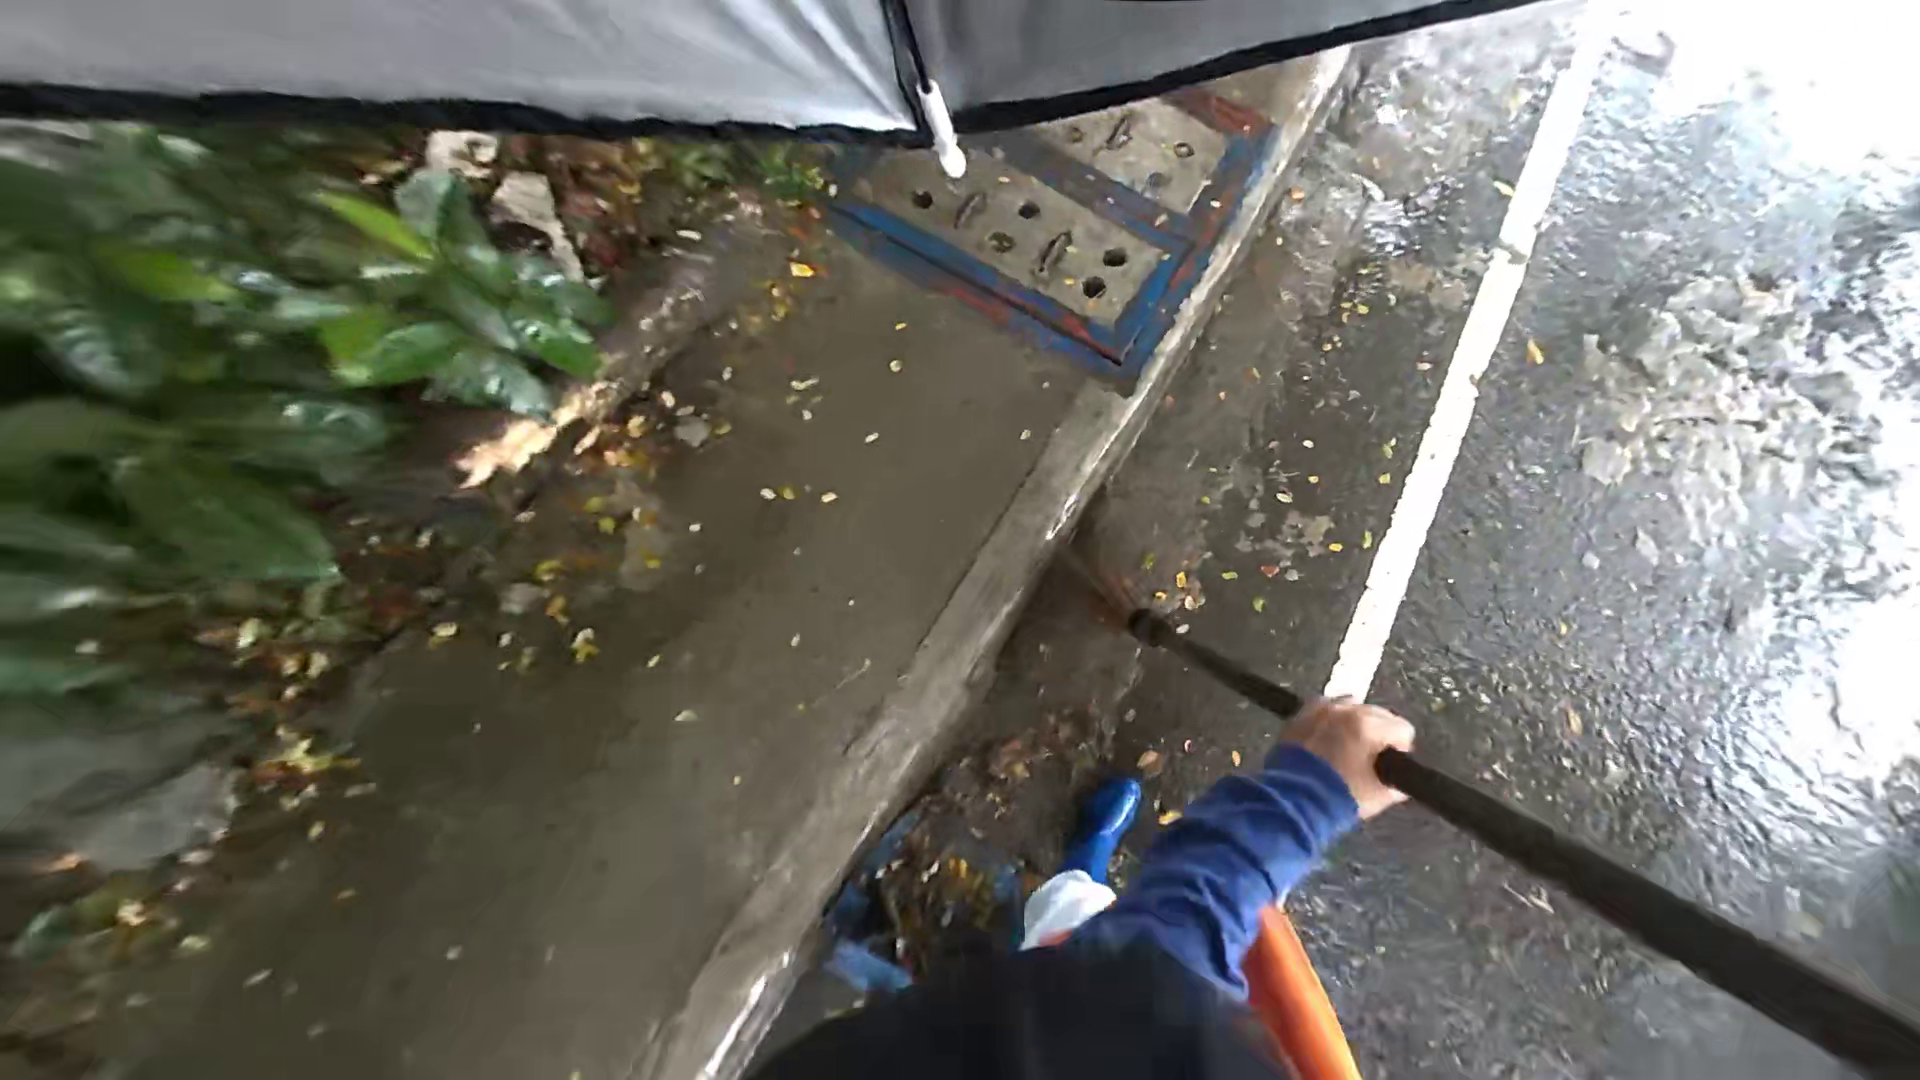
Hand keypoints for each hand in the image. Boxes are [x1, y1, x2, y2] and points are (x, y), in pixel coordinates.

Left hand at [1281, 698, 1414, 818]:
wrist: (1294, 796)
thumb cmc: (1338, 796)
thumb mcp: (1381, 794)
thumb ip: (1398, 781)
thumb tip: (1399, 777)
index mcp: (1368, 726)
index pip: (1403, 728)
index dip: (1402, 748)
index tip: (1394, 761)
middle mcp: (1343, 710)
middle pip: (1377, 713)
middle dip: (1380, 733)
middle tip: (1372, 756)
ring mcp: (1319, 710)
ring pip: (1349, 706)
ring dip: (1355, 722)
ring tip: (1350, 745)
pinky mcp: (1299, 715)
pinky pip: (1323, 708)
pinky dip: (1330, 719)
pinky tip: (1329, 736)